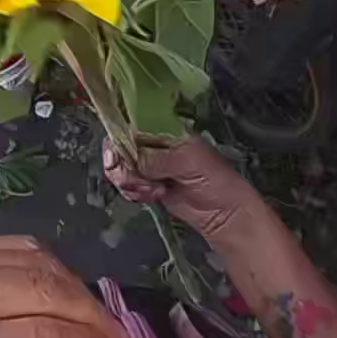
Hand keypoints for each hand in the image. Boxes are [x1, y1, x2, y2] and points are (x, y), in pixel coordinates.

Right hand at [103, 136, 264, 240]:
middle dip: (122, 167)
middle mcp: (154, 144)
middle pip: (119, 147)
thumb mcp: (187, 161)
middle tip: (134, 181)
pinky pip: (126, 186)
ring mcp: (149, 165)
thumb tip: (132, 160)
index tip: (115, 158)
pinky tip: (152, 197)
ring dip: (130, 183)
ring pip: (120, 168)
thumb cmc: (213, 178)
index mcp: (165, 130)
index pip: (132, 125)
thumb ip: (157, 159)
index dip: (119, 140)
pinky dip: (133, 193)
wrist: (222, 212)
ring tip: (153, 191)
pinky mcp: (147, 184)